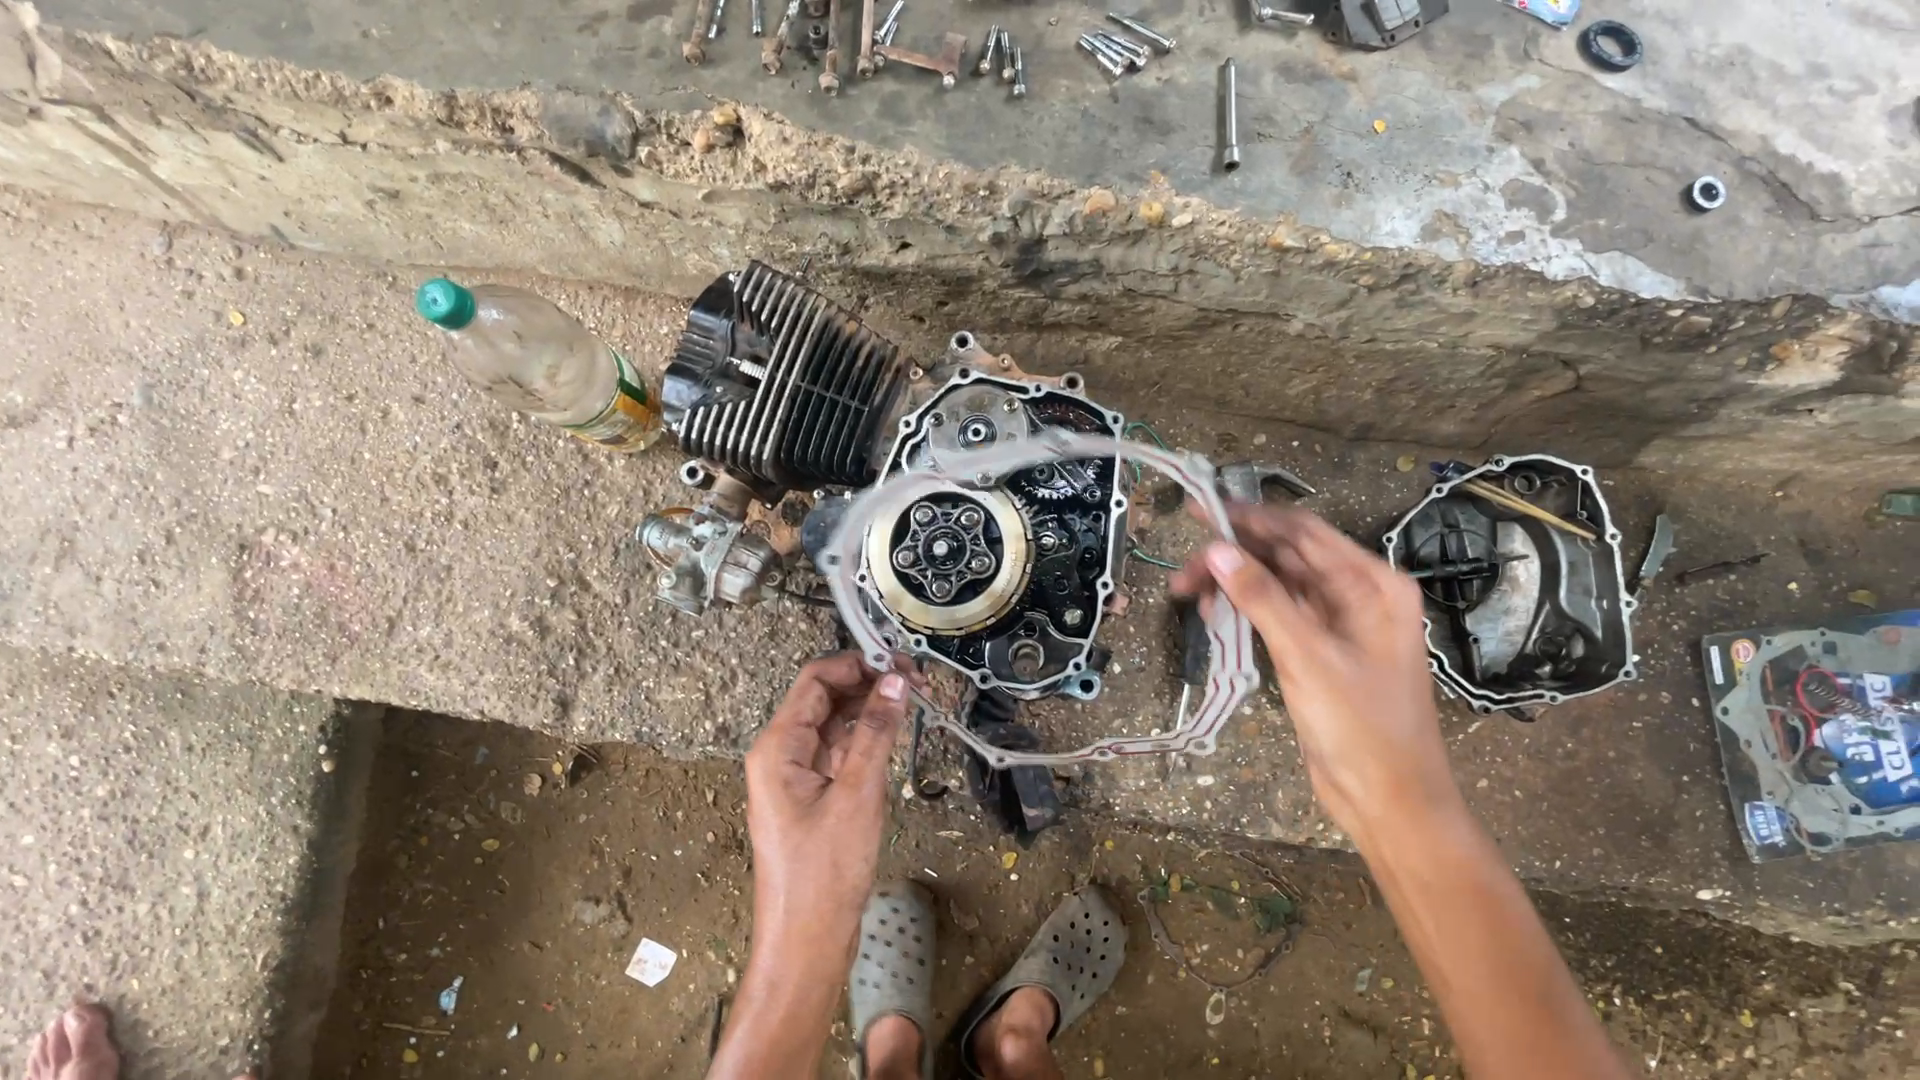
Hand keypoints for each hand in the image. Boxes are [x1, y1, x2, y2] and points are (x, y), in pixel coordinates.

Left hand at [743, 651, 909, 965]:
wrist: (808, 940)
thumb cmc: (825, 872)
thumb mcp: (857, 794)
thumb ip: (876, 732)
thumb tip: (895, 681)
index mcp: (777, 746)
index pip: (816, 680)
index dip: (858, 664)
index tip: (901, 664)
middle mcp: (780, 754)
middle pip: (824, 698)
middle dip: (868, 683)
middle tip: (915, 682)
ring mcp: (795, 776)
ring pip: (833, 724)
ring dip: (869, 709)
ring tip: (912, 702)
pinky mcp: (812, 796)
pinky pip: (837, 751)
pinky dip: (865, 737)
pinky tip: (894, 733)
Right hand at [1172, 505, 1457, 842]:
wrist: (1389, 800)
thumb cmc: (1361, 727)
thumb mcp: (1308, 657)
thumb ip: (1262, 598)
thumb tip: (1217, 549)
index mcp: (1371, 584)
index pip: (1302, 532)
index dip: (1250, 517)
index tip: (1200, 509)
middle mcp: (1356, 594)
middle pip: (1285, 556)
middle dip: (1233, 557)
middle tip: (1183, 570)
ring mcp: (1336, 623)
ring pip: (1275, 585)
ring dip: (1233, 586)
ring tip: (1189, 596)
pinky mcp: (1317, 650)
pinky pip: (1275, 614)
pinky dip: (1244, 611)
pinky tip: (1215, 617)